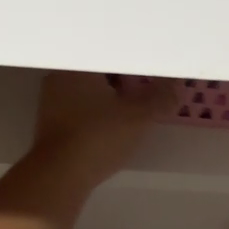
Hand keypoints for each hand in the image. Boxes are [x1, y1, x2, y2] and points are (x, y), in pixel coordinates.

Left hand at [29, 72, 173, 188]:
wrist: (59, 176)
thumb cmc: (98, 136)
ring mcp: (51, 102)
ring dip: (109, 97)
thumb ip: (161, 96)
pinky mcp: (50, 125)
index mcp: (78, 65)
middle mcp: (60, 77)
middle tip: (146, 85)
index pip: (110, 52)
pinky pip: (80, 111)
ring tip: (132, 106)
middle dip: (122, 78)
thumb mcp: (139, 115)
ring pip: (88, 91)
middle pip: (98, 71)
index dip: (132, 60)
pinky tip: (112, 125)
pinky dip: (97, 115)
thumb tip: (177, 83)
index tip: (150, 68)